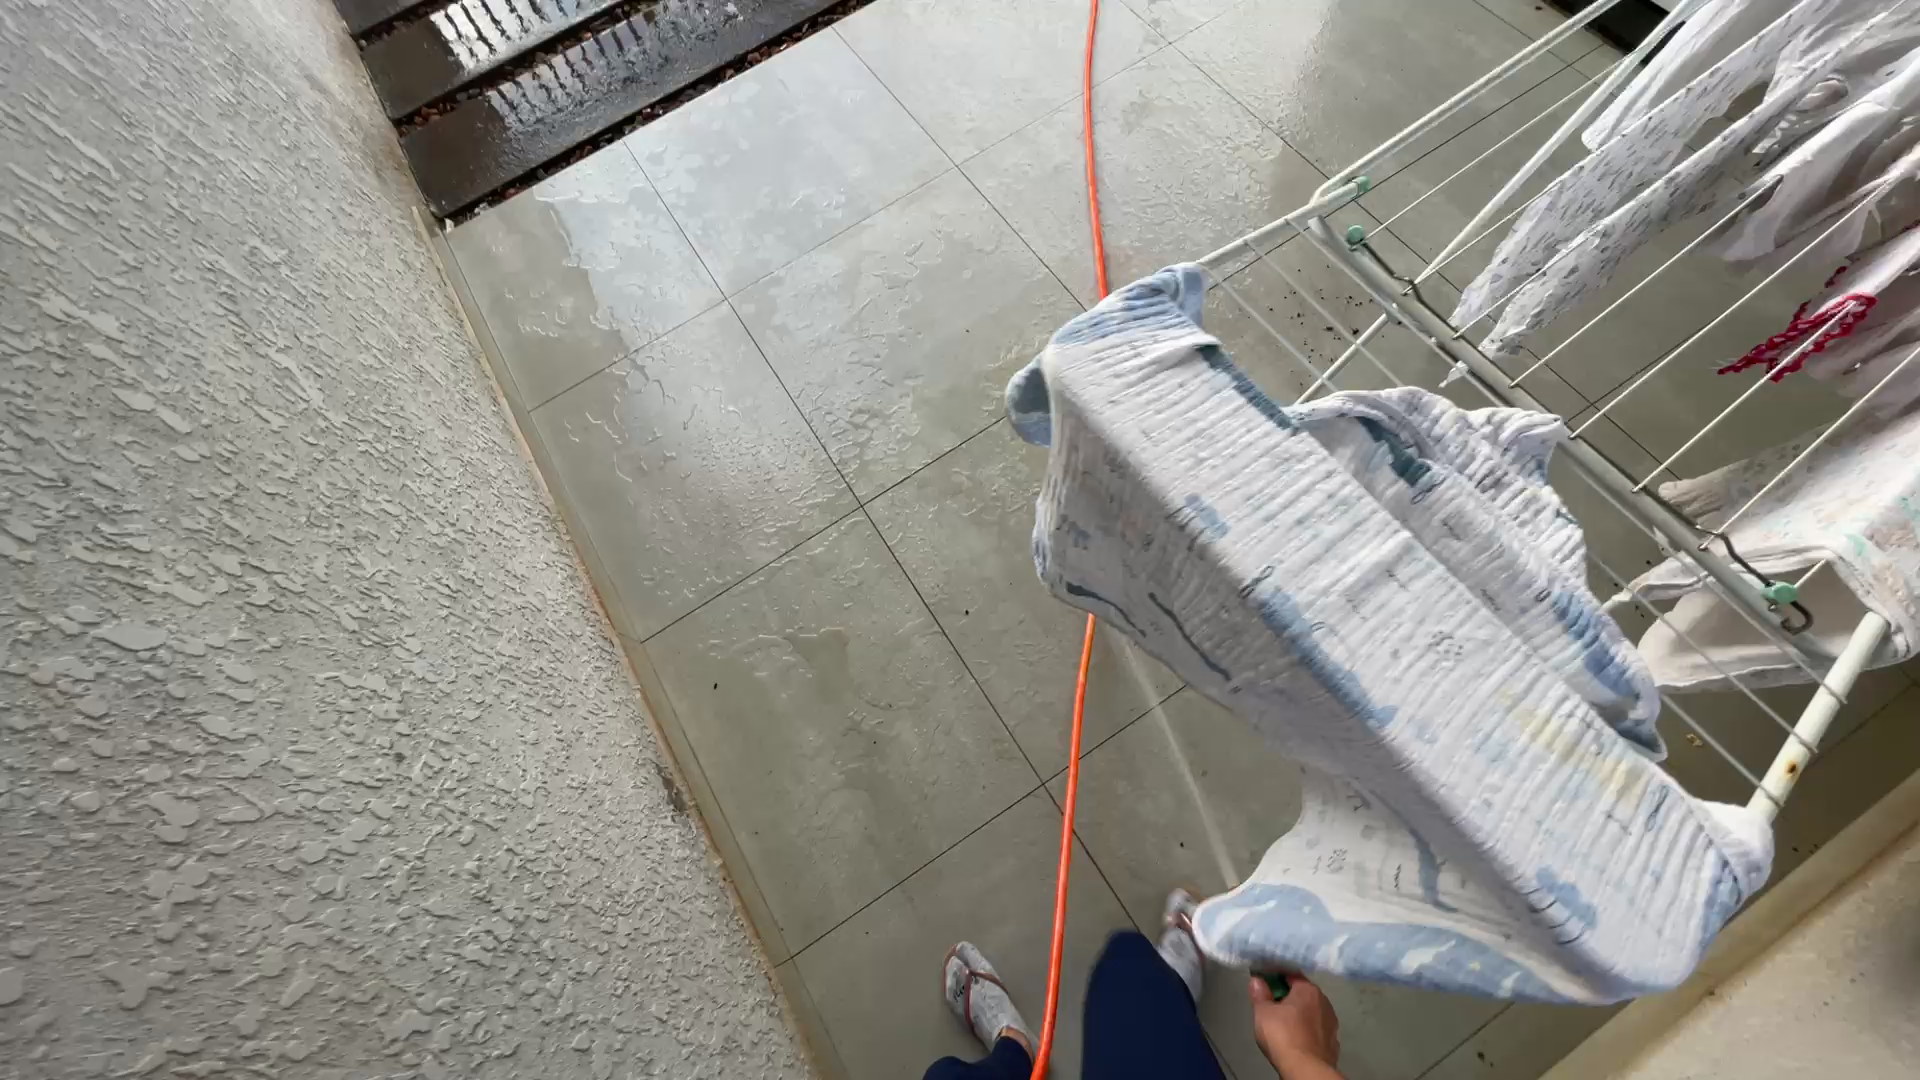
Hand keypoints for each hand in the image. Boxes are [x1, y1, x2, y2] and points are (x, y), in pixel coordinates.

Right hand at [1248, 973, 1341, 1079]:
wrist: (1306, 1071)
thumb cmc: (1283, 1034)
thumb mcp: (1262, 1010)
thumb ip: (1259, 993)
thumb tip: (1257, 980)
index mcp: (1308, 990)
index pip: (1291, 975)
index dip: (1276, 977)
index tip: (1264, 983)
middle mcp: (1325, 1003)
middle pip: (1303, 994)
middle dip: (1289, 997)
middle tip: (1272, 1005)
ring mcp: (1332, 1026)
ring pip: (1312, 1014)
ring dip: (1300, 1016)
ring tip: (1283, 1024)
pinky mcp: (1334, 1046)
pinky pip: (1317, 1032)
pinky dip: (1307, 1033)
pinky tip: (1296, 1039)